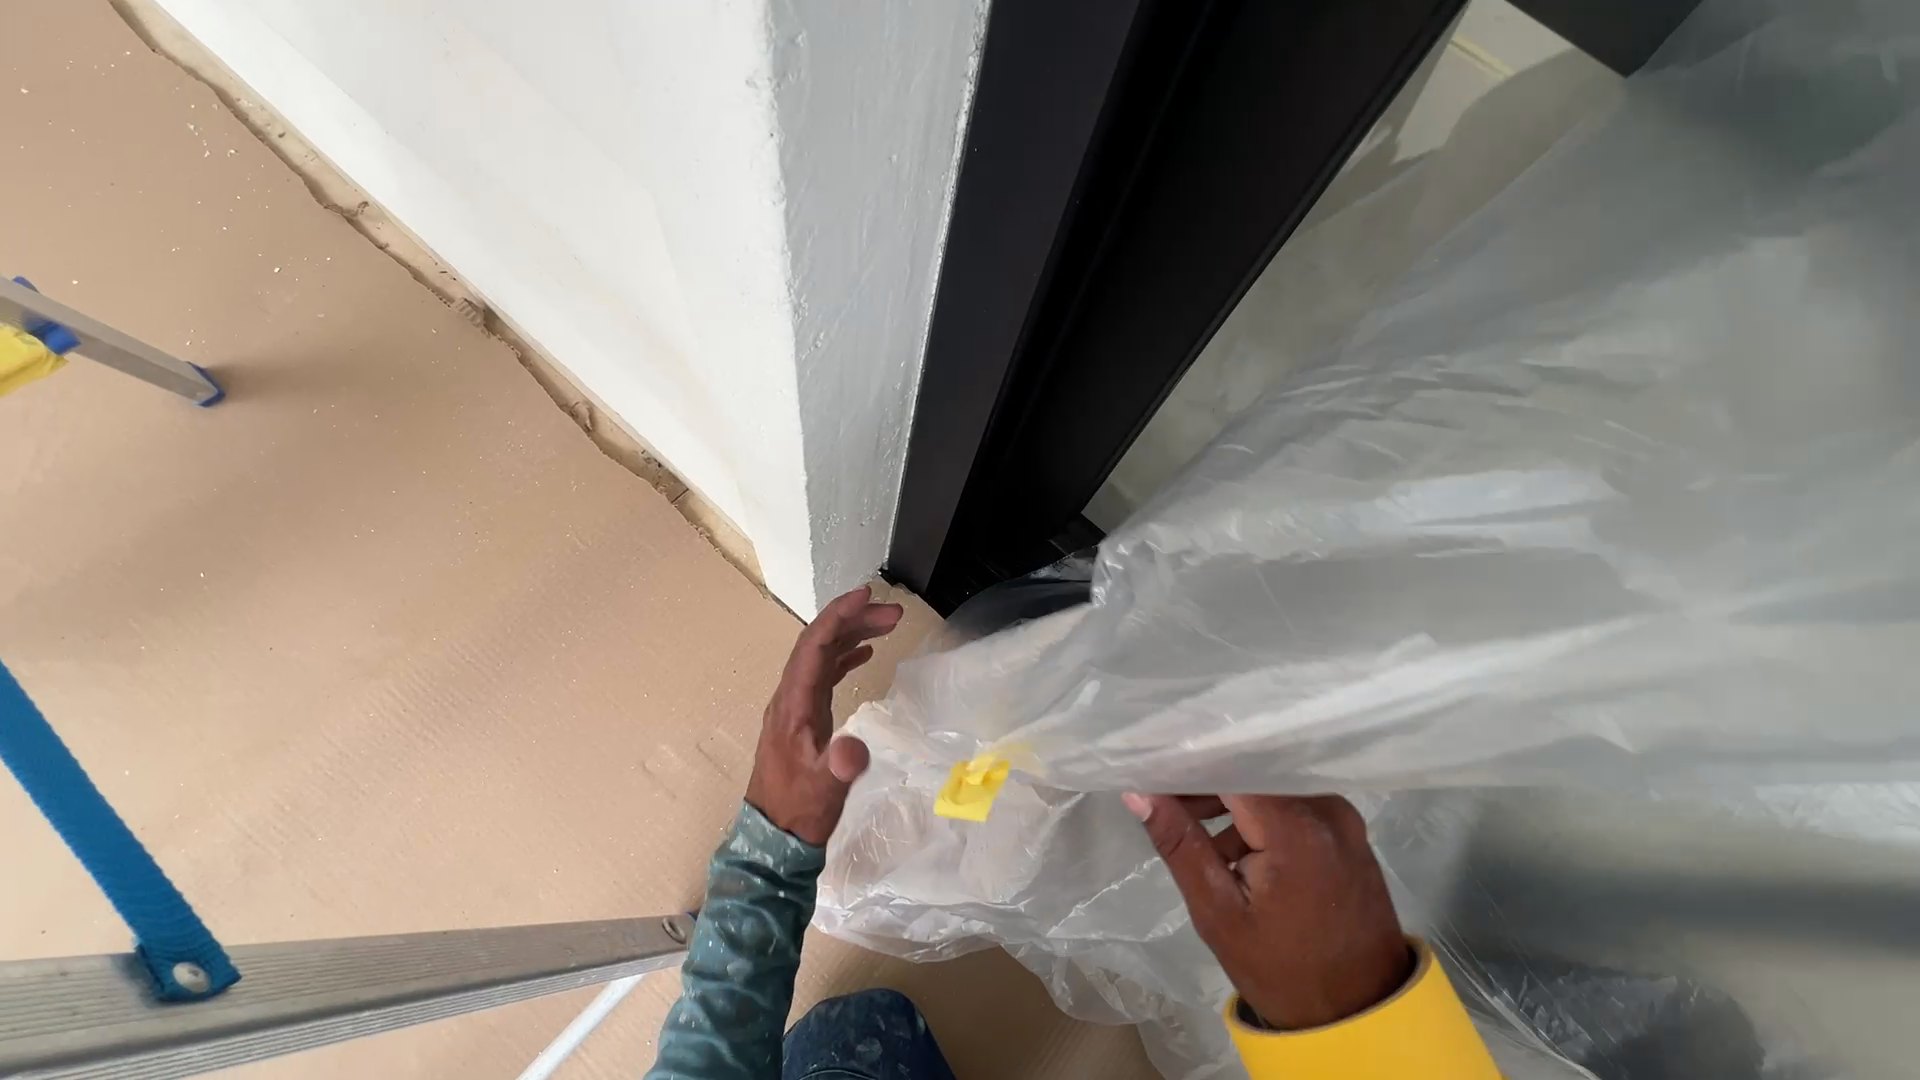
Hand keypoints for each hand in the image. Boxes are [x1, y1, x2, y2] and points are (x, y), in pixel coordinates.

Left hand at [745, 586, 903, 845]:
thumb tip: (857, 748)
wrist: (775, 839)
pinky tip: (865, 653)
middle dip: (854, 619)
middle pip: (819, 643)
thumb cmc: (799, 812)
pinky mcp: (804, 718)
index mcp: (792, 704)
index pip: (814, 645)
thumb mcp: (823, 791)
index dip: (839, 615)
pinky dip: (845, 657)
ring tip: (888, 624)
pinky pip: (823, 674)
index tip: (867, 595)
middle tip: (894, 612)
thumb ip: (840, 767)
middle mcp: (790, 697)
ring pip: (823, 655)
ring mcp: (795, 706)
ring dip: (852, 634)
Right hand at [1124, 793, 1412, 1029]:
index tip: (1151, 768)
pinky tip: (1232, 845)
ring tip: (1193, 829)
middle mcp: (1327, 809)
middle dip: (1205, 782)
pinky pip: (1291, 802)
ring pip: (1270, 784)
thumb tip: (1137, 791)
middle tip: (1164, 802)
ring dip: (1230, 799)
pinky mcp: (1348, 830)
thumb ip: (1178, 842)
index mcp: (1295, 827)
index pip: (1230, 766)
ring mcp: (1343, 818)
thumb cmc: (1280, 968)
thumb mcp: (1217, 911)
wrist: (1359, 1015)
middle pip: (1252, 771)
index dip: (1188, 762)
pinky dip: (1258, 813)